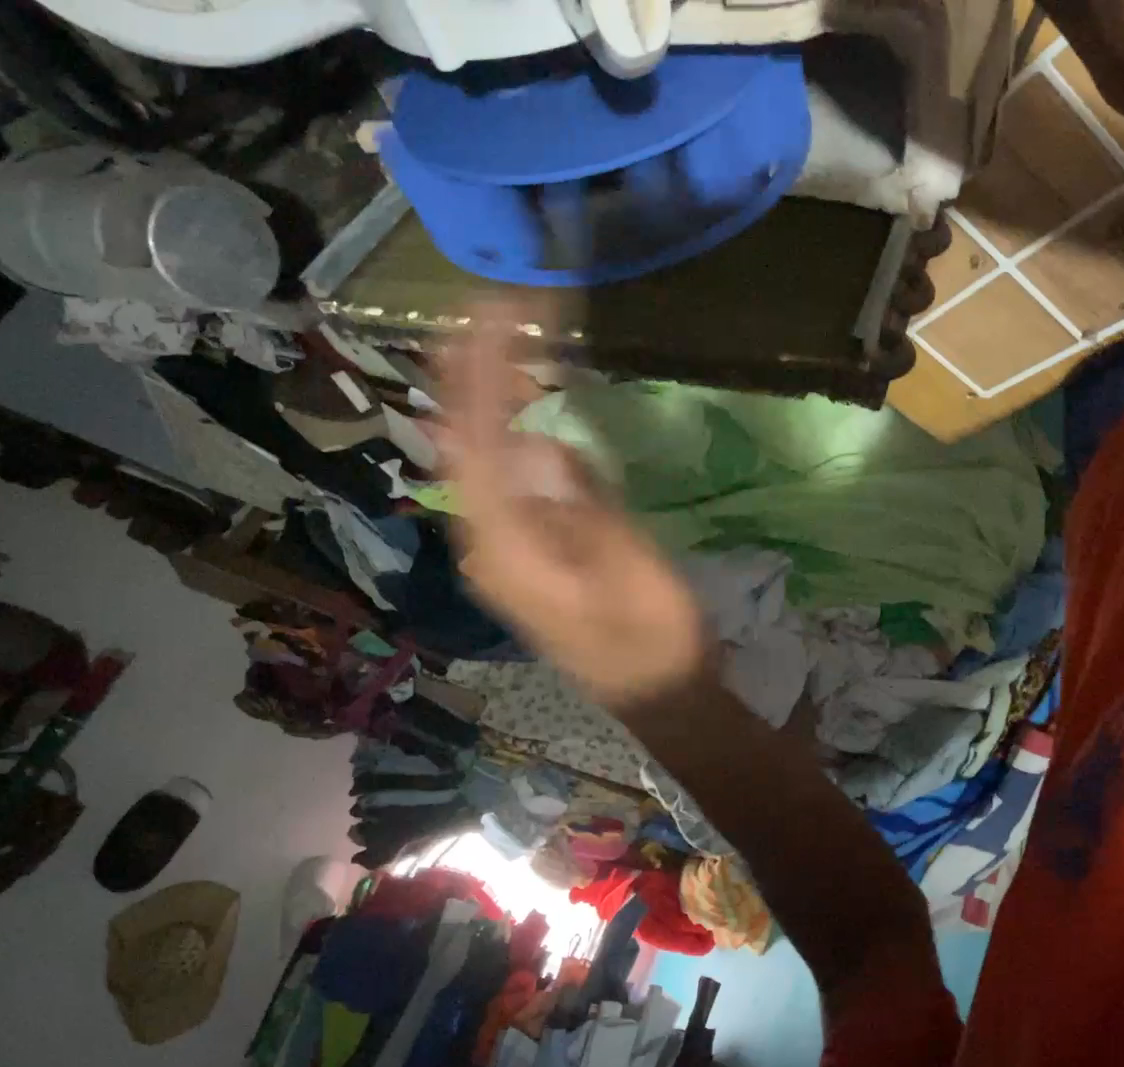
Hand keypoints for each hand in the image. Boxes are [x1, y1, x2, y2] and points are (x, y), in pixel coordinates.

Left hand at [434, 297, 710, 712]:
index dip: (479, 375)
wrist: (661, 698)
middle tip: (488, 311)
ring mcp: (502, 554)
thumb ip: (585, 508)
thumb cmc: (655, 638)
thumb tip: (545, 444)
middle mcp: (487, 547)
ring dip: (479, 400)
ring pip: (475, 462)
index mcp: (506, 548)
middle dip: (469, 375)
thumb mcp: (630, 571)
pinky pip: (498, 482)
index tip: (497, 315)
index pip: (476, 444)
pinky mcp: (523, 557)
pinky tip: (513, 412)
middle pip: (462, 446)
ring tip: (493, 342)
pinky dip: (501, 435)